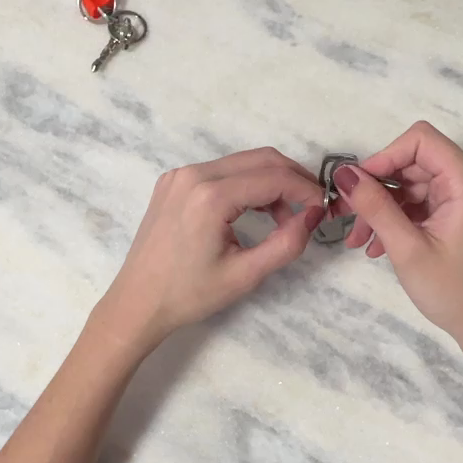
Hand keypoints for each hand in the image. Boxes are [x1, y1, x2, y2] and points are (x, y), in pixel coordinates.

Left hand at [96, 148, 325, 348]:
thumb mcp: (245, 275)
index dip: (306, 190)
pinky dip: (244, 185)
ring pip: (240, 163)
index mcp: (210, 196)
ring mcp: (179, 176)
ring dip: (269, 182)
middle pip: (260, 159)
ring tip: (284, 217)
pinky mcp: (172, 183)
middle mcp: (193, 175)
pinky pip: (219, 172)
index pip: (274, 177)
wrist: (137, 303)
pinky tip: (253, 212)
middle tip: (313, 205)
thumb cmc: (189, 295)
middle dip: (293, 178)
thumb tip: (312, 216)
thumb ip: (286, 243)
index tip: (325, 209)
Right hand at [333, 120, 462, 341]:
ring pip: (411, 182)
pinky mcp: (459, 209)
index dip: (383, 157)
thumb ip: (375, 206)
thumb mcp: (407, 248)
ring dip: (381, 207)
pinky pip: (420, 200)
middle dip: (377, 187)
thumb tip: (343, 174)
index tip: (357, 187)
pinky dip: (396, 217)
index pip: (419, 140)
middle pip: (412, 161)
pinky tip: (377, 244)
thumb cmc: (452, 290)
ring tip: (359, 240)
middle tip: (347, 217)